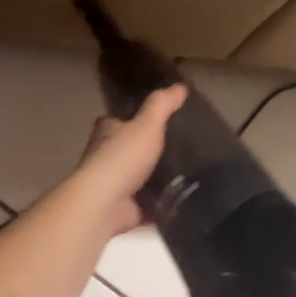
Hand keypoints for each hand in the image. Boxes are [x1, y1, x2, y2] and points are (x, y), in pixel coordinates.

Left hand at [74, 85, 184, 233]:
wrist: (106, 203)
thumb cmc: (122, 158)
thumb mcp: (147, 124)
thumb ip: (162, 105)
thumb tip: (181, 86)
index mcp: (107, 133)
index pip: (119, 121)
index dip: (135, 120)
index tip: (160, 122)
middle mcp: (106, 158)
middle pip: (130, 151)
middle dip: (150, 152)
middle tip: (183, 151)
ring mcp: (114, 186)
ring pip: (139, 179)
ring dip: (157, 180)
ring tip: (189, 176)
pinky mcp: (125, 209)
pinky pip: (148, 206)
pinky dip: (161, 205)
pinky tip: (182, 201)